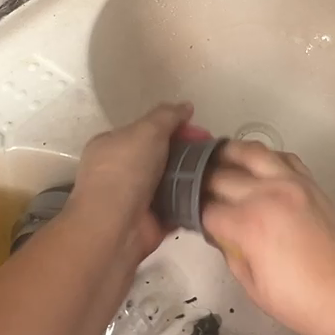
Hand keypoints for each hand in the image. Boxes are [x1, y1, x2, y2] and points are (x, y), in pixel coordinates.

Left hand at [66, 102, 202, 263]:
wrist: (114, 228)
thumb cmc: (125, 172)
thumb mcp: (147, 131)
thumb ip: (168, 116)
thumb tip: (186, 106)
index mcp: (112, 145)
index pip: (148, 130)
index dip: (176, 128)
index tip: (202, 132)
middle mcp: (122, 170)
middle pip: (162, 155)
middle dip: (188, 153)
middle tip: (214, 154)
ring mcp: (136, 198)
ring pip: (172, 181)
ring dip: (194, 178)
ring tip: (221, 173)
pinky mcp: (152, 221)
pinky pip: (178, 206)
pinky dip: (193, 202)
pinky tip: (215, 195)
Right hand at [201, 142, 334, 334]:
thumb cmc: (298, 300)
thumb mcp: (251, 284)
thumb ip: (229, 251)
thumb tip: (218, 231)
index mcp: (247, 224)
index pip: (204, 209)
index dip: (190, 213)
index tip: (185, 215)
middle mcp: (265, 193)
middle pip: (220, 175)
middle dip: (201, 182)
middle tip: (192, 188)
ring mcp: (290, 182)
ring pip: (250, 151)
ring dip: (228, 154)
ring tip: (216, 160)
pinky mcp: (309, 181)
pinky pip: (281, 157)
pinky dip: (264, 158)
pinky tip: (256, 168)